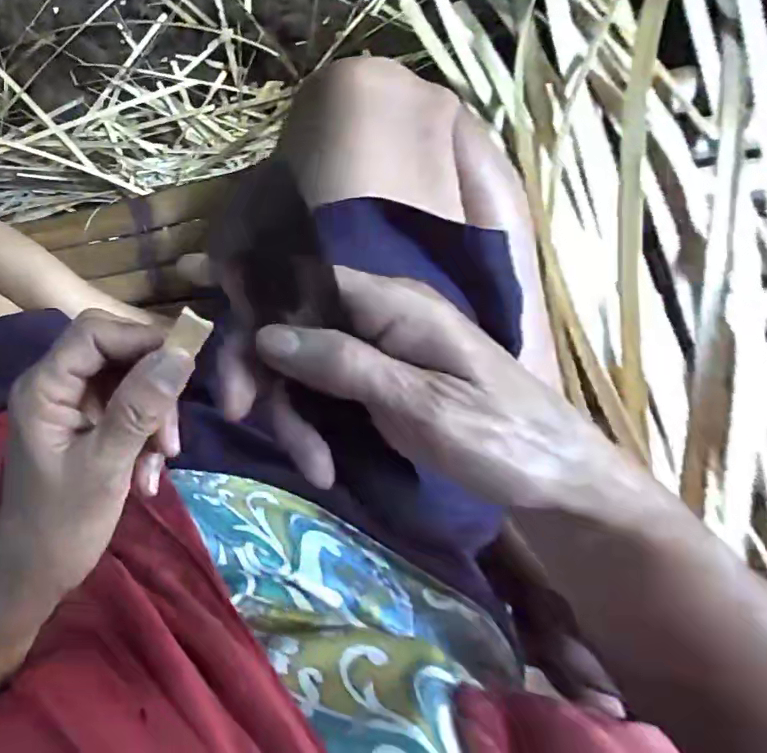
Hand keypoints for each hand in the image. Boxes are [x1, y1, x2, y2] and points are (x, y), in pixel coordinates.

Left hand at [0, 311, 194, 602]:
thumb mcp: (107, 465)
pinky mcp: (83, 422)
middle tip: (172, 428)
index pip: (93, 333)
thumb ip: (141, 407)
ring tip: (162, 460)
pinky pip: (125, 407)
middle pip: (113, 352)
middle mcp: (53, 383)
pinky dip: (144, 433)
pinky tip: (148, 473)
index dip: (140, 338)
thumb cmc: (62, 526)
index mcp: (43, 386)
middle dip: (151, 386)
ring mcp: (68, 402)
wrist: (34, 578)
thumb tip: (180, 354)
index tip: (184, 362)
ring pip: (125, 380)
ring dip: (152, 416)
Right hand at [252, 266, 641, 514]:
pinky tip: (321, 464)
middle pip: (290, 324)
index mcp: (391, 302)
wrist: (562, 484)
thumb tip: (266, 334)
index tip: (204, 312)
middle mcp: (375, 313)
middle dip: (262, 371)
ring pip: (299, 363)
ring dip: (290, 411)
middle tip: (242, 416)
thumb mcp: (423, 405)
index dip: (249, 295)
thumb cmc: (504, 441)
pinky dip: (310, 424)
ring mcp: (373, 346)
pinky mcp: (373, 378)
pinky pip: (320, 389)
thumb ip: (344, 364)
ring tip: (312, 466)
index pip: (300, 282)